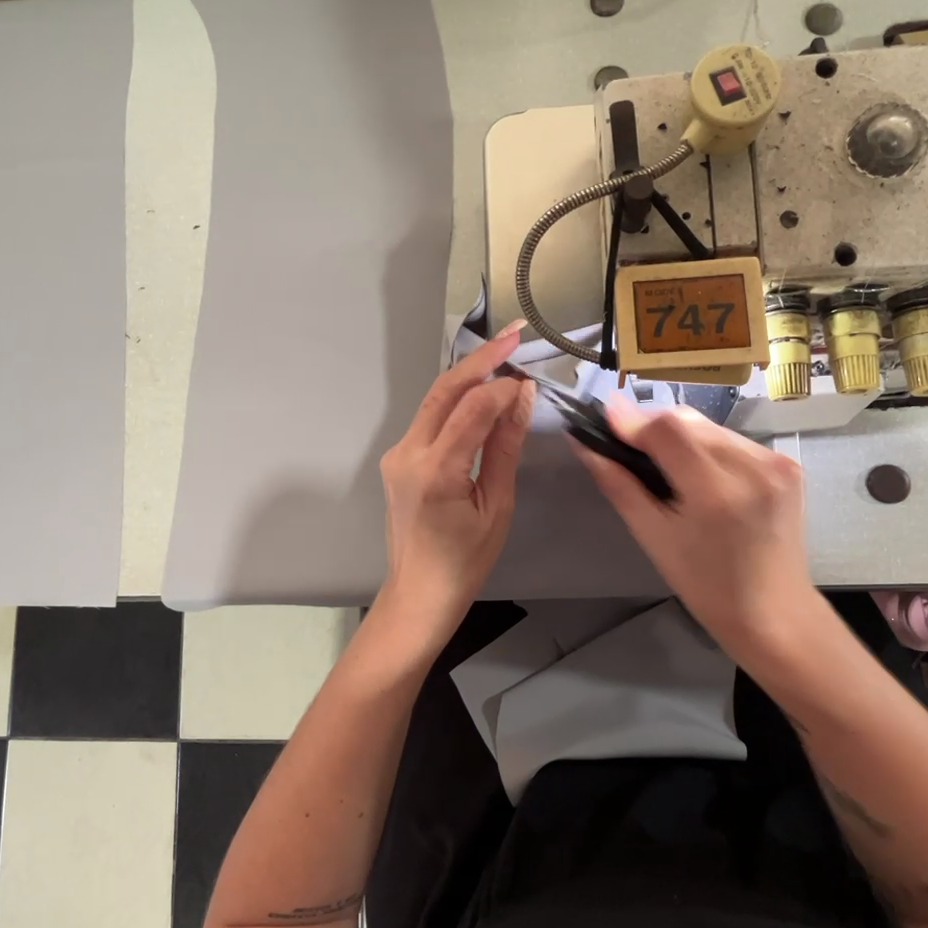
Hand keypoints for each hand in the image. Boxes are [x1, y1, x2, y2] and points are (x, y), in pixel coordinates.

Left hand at [377, 322, 536, 644]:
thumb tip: (521, 397)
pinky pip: (430, 420)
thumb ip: (505, 448)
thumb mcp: (497, 506)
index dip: (503, 387)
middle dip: (479, 359)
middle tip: (514, 334)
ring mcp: (397, 454)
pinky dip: (457, 402)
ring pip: (434, 401)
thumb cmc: (465, 561)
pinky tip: (481, 394)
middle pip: (443, 391)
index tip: (530, 381)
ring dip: (467, 377)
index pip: (472, 408)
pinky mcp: (397, 459)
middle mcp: (407, 454)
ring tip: (503, 354)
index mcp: (435, 471)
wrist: (419, 593)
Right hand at [572, 403, 826, 652]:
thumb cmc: (706, 585)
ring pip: (711, 427)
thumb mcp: (653, 537)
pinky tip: (700, 474)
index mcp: (717, 492)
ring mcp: (776, 464)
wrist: (774, 613)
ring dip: (681, 436)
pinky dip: (708, 447)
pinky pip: (734, 440)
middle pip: (689, 421)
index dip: (632, 421)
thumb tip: (584, 443)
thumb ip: (618, 485)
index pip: (668, 429)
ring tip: (665, 464)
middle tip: (628, 446)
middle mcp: (753, 467)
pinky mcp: (787, 465)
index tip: (604, 420)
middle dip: (654, 427)